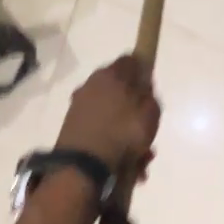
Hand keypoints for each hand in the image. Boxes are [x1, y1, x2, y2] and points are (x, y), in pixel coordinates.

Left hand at [55, 55, 160, 173]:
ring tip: (140, 155)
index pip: (131, 60)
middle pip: (119, 88)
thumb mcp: (150, 114)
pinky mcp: (72, 125)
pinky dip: (113, 140)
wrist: (82, 164)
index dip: (143, 71)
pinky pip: (101, 128)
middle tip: (147, 124)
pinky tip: (125, 161)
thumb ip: (150, 96)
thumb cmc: (123, 133)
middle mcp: (92, 84)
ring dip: (126, 129)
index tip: (150, 88)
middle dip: (134, 105)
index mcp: (111, 75)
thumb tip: (143, 86)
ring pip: (111, 112)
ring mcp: (79, 104)